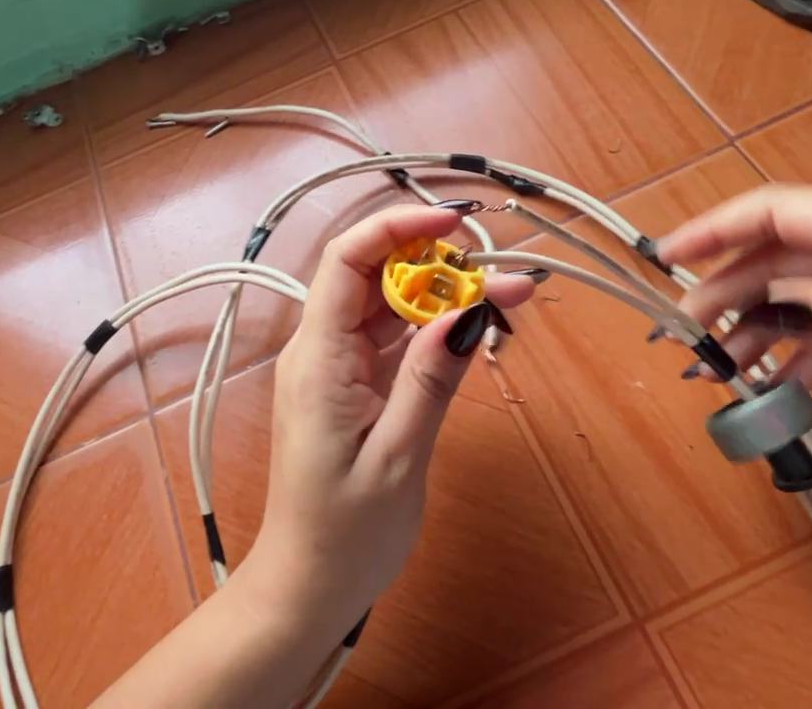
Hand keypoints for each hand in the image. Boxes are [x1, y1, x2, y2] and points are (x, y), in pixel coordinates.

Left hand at [241, 204, 533, 638]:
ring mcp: (336, 368)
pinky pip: (391, 340)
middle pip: (373, 277)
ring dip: (441, 295)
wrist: (307, 587)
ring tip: (503, 297)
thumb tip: (467, 312)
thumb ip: (429, 380)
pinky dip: (430, 329)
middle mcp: (321, 351)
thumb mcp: (397, 458)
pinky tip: (469, 329)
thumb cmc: (345, 534)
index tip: (453, 224)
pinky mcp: (352, 387)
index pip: (347, 261)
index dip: (397, 227)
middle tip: (502, 277)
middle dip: (435, 263)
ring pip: (387, 306)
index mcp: (319, 359)